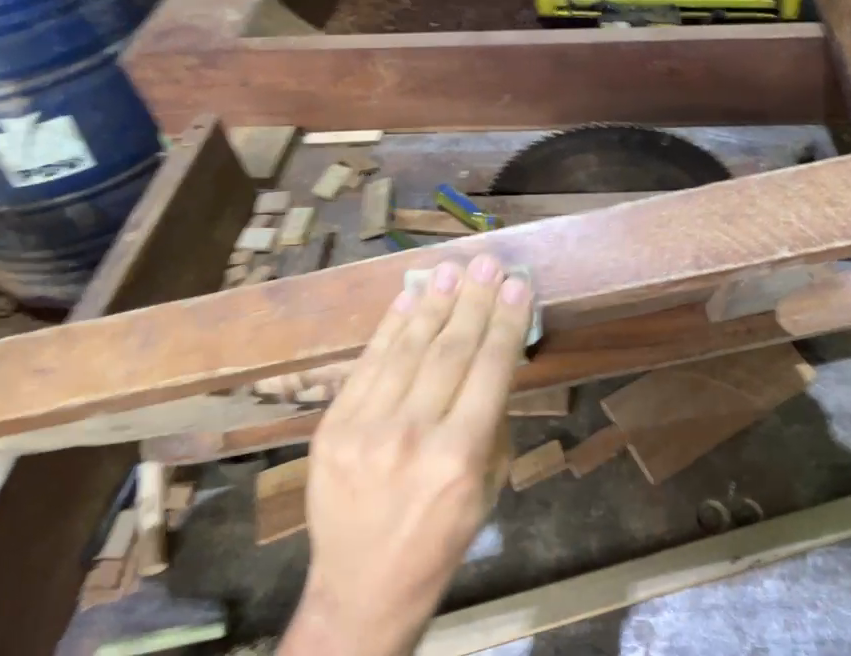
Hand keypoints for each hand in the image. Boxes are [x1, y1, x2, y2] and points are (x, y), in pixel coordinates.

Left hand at [286, 254, 534, 655]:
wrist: (362, 586)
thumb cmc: (440, 540)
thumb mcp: (487, 487)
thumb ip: (491, 420)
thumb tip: (494, 356)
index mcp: (459, 457)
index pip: (490, 368)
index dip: (506, 321)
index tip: (519, 285)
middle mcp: (412, 436)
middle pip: (450, 349)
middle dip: (474, 300)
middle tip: (489, 262)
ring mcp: (365, 428)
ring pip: (408, 348)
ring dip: (433, 303)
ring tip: (451, 269)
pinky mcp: (332, 426)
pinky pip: (368, 364)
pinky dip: (391, 326)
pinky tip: (408, 298)